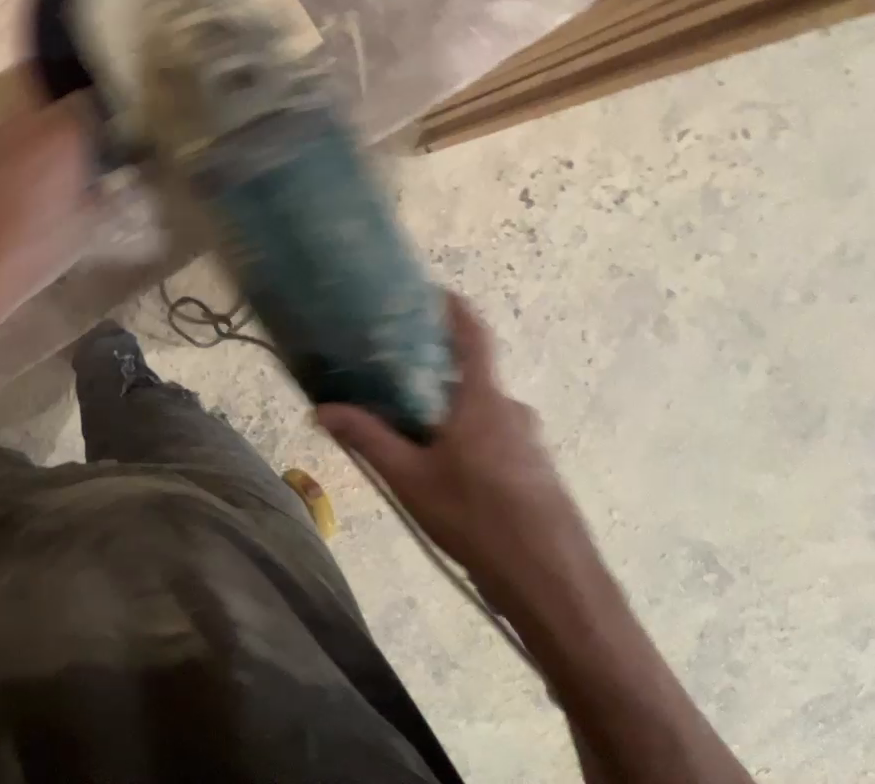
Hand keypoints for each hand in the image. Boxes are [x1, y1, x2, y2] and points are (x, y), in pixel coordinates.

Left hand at [0, 92, 100, 315]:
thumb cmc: (31, 254)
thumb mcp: (84, 229)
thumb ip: (98, 193)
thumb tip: (101, 181)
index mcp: (62, 135)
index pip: (88, 107)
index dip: (95, 128)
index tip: (97, 152)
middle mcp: (21, 123)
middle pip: (48, 118)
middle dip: (57, 141)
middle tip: (63, 177)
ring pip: (14, 136)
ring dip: (24, 156)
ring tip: (24, 198)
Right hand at [316, 292, 594, 600]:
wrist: (553, 583)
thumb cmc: (478, 517)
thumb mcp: (410, 478)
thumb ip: (367, 438)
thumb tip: (322, 409)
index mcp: (484, 400)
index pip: (472, 335)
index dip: (452, 308)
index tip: (428, 292)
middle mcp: (512, 411)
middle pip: (469, 378)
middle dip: (431, 376)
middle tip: (389, 382)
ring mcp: (529, 443)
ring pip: (479, 414)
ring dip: (446, 415)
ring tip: (406, 435)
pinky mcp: (535, 472)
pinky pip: (493, 439)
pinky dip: (464, 441)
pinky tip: (441, 474)